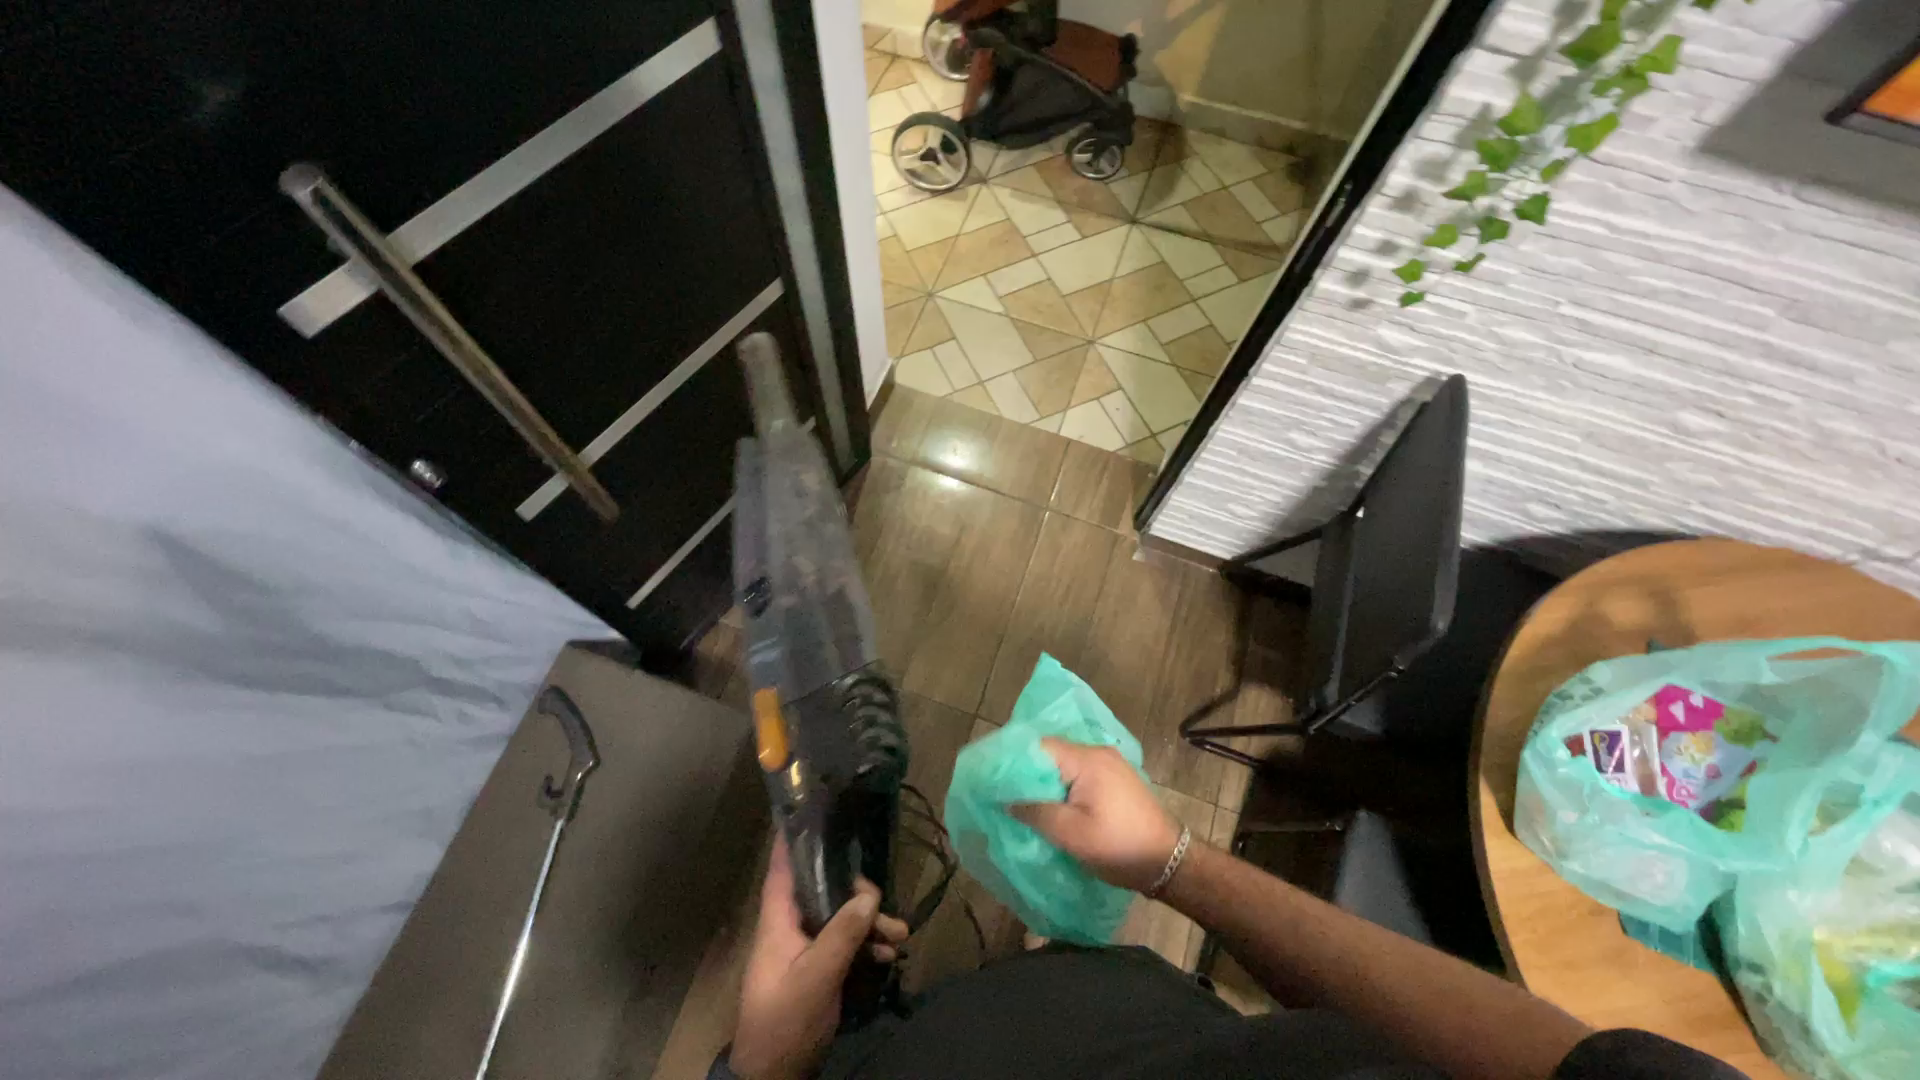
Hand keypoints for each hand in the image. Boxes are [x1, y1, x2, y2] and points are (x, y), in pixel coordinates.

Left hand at [729, 837, 907, 1079]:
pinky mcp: (820, 967)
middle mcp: (792, 924)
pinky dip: (868, 944)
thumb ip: (842, 933)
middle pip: (826, 890)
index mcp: (778, 918)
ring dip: (870, 923)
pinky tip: (888, 954)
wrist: (776, 1073)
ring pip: (841, 916)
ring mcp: (806, 946)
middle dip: (859, 895)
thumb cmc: (784, 1018)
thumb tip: (869, 895)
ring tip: (899, 937)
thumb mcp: (815, 976)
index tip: (814, 807)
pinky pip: (847, 942)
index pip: (782, 865)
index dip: (794, 836)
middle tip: (886, 909)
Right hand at [1011, 737, 1182, 892]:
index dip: (1013, 760)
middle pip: (1051, 753)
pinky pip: (1080, 773)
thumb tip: (1006, 799)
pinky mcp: (1116, 779)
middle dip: (1026, 772)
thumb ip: (1035, 812)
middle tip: (1002, 791)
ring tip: (1022, 800)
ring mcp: (1110, 764)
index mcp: (1087, 760)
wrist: (1168, 862)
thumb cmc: (1118, 847)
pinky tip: (1052, 803)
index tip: (991, 777)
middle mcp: (1099, 753)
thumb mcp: (1071, 834)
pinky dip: (1063, 785)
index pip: (1039, 746)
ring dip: (1045, 780)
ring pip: (1065, 764)